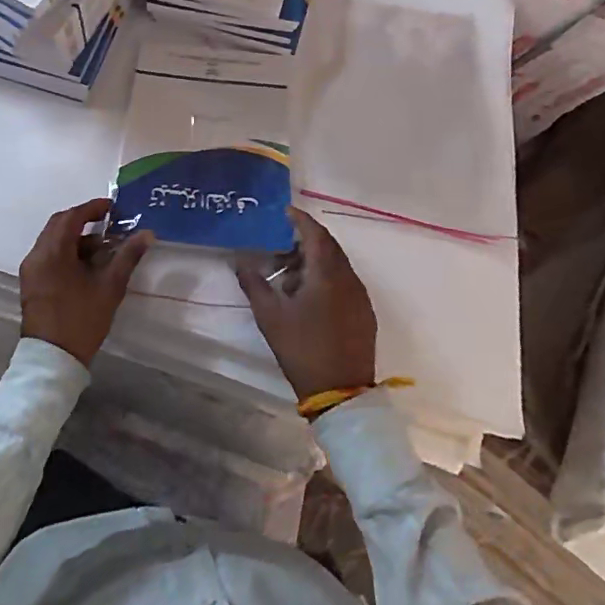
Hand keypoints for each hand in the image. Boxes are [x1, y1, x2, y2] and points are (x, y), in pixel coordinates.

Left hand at [18, 198, 153, 366]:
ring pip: (52, 241)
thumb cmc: (82, 319)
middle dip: (82, 220)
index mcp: (52, 252)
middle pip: (58, 225)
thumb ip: (127, 256)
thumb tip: (146, 234)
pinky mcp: (31, 282)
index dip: (92, 208)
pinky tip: (86, 264)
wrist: (53, 358)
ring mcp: (31, 270)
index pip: (71, 217)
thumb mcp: (110, 286)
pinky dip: (66, 252)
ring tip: (102, 246)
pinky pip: (48, 255)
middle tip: (107, 223)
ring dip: (75, 238)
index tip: (112, 207)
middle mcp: (36, 255)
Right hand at [235, 208, 377, 399]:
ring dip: (314, 261)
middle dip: (305, 239)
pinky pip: (345, 282)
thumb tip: (239, 260)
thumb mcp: (269, 316)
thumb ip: (253, 283)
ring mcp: (360, 296)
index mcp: (327, 274)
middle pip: (329, 246)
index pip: (316, 234)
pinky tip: (307, 296)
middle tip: (279, 244)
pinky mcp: (364, 313)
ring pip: (337, 265)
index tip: (284, 212)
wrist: (339, 392)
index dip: (300, 219)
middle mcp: (348, 279)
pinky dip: (326, 278)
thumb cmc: (302, 348)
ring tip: (288, 275)